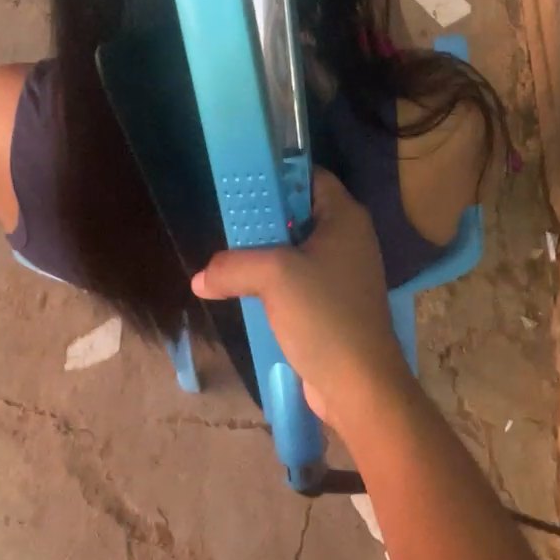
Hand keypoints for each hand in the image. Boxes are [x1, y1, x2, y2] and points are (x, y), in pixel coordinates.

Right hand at [191, 168, 410, 424]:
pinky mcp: (334, 303)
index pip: (309, 176)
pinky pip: (299, 280)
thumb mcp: (273, 277)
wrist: (359, 384)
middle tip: (228, 224)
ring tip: (229, 259)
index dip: (277, 176)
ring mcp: (343, 272)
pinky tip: (246, 291)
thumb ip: (233, 266)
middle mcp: (348, 237)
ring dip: (264, 255)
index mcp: (345, 216)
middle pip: (298, 213)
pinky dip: (274, 283)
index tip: (241, 184)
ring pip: (295, 250)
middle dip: (263, 219)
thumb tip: (200, 278)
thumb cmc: (323, 314)